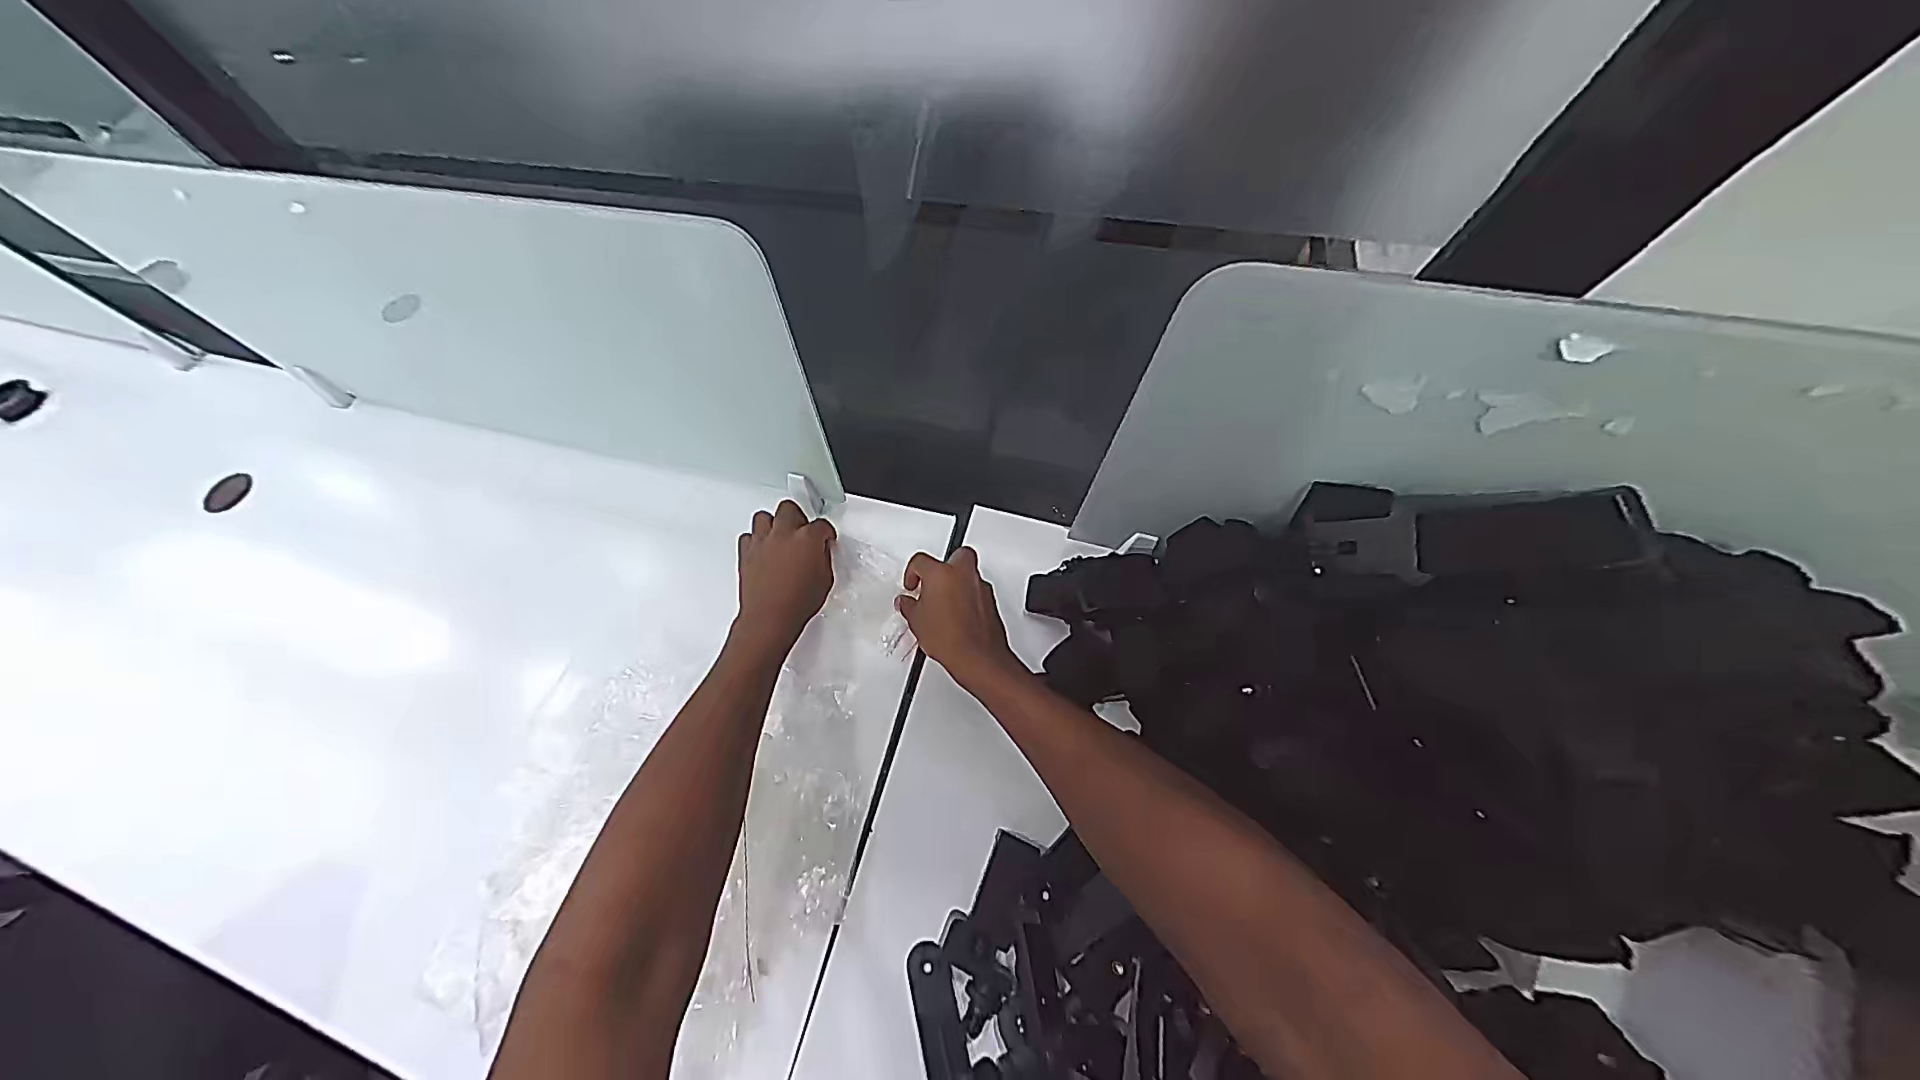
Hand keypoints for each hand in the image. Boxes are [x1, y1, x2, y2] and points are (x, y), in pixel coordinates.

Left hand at [734, 500, 835, 657]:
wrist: (769, 617)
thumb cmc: (796, 603)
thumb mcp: (825, 580)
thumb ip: (824, 559)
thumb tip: (821, 553)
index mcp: (808, 538)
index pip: (821, 524)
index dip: (825, 532)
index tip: (825, 537)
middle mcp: (784, 534)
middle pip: (789, 508)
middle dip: (798, 517)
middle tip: (802, 529)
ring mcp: (763, 541)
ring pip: (764, 517)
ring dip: (774, 524)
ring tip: (780, 535)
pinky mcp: (746, 552)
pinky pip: (748, 536)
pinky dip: (756, 540)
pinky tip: (764, 548)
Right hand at [896, 547, 1024, 686]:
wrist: (977, 656)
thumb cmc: (950, 638)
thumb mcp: (916, 621)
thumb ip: (909, 605)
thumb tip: (907, 603)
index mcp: (940, 573)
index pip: (920, 561)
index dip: (912, 572)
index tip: (911, 584)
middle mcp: (963, 574)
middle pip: (954, 554)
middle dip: (943, 565)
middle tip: (932, 582)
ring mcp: (979, 586)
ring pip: (968, 572)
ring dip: (956, 581)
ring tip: (942, 601)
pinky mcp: (990, 600)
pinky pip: (976, 589)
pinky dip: (967, 596)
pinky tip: (956, 612)